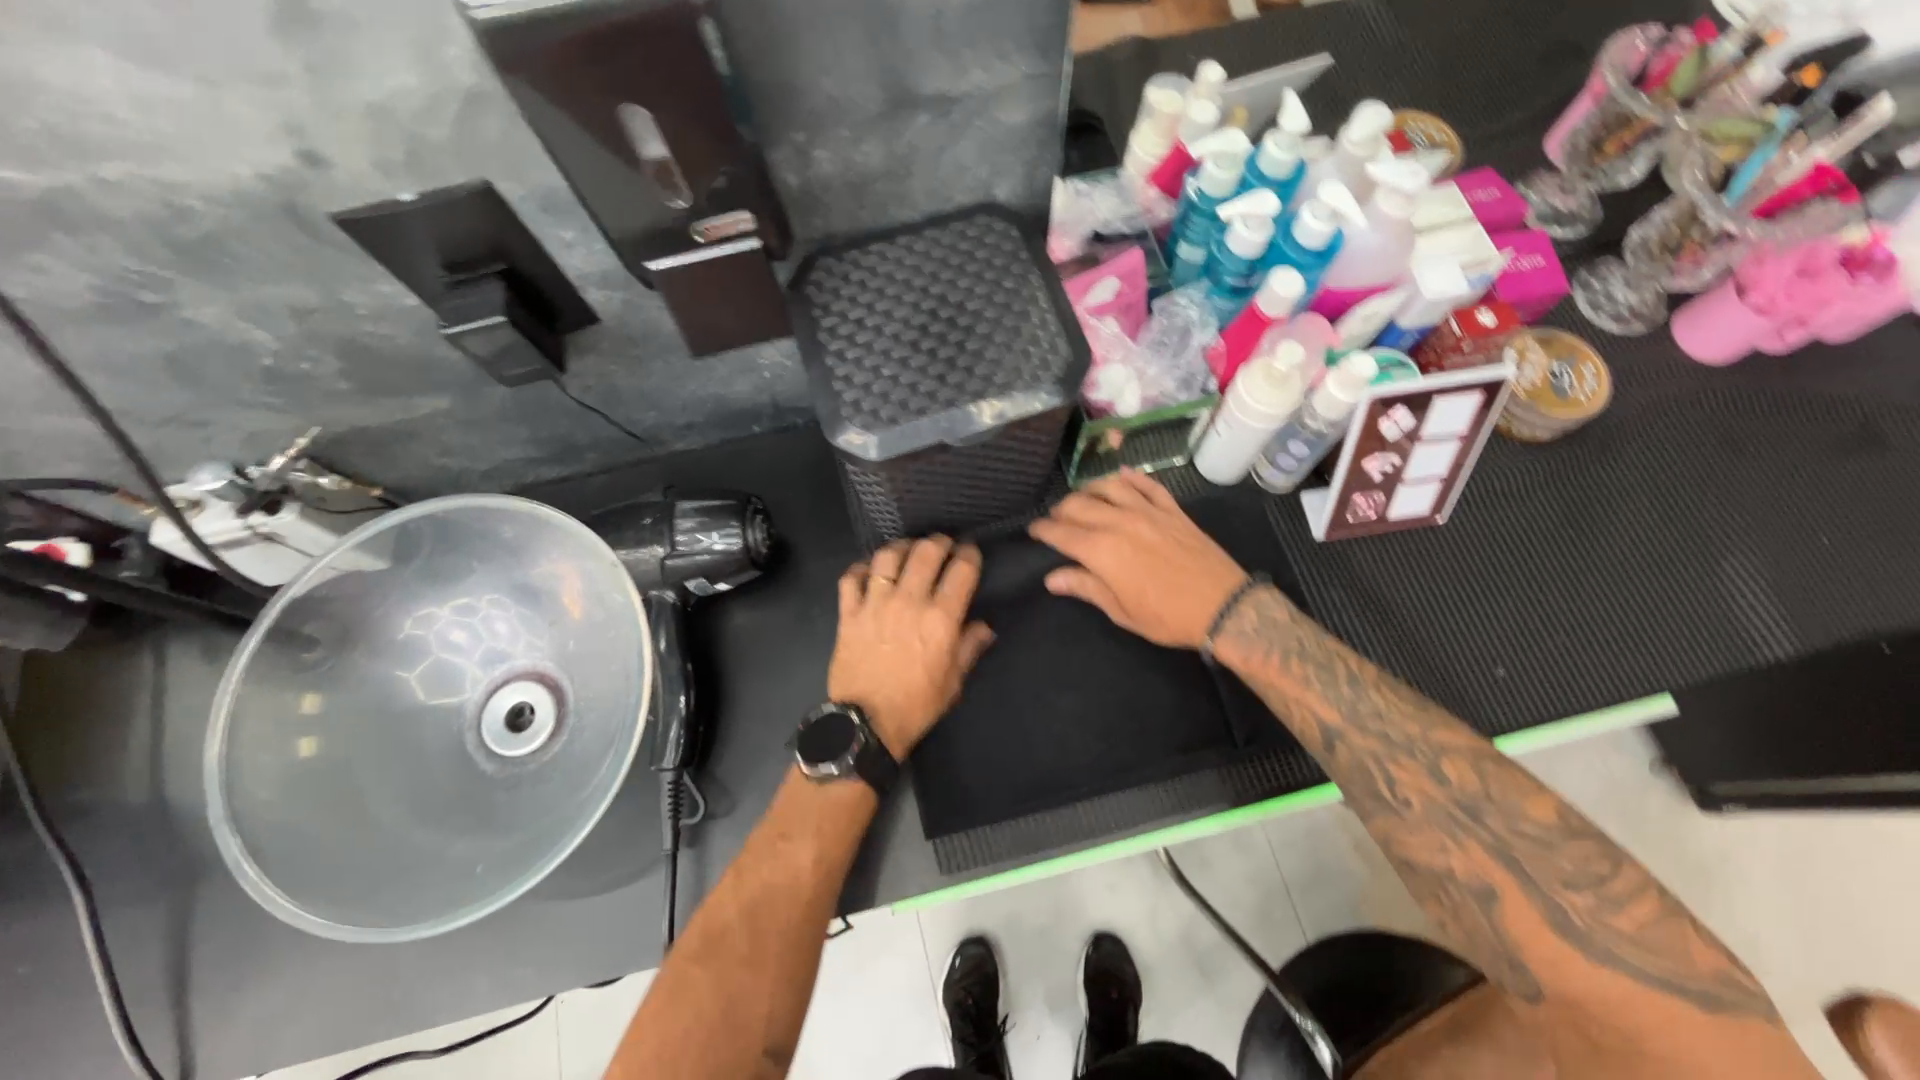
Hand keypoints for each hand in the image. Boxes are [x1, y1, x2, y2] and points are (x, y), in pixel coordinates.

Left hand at [828, 536, 995, 758]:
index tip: (970, 553)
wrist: (866, 725)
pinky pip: (851, 577)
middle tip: (942, 546)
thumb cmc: (916, 706)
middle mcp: (909, 602)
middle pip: (926, 552)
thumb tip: (984, 626)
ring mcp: (874, 604)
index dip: (970, 555)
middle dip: (939, 543)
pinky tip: (870, 571)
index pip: (961, 570)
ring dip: (902, 548)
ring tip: (907, 551)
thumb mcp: (954, 682)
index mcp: (941, 619)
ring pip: (888, 556)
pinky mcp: (848, 613)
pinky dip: (861, 568)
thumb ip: (969, 647)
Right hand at [1028, 468, 1247, 649]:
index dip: (1043, 530)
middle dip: (1061, 510)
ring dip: (1089, 489)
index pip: (1061, 533)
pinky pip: (1147, 485)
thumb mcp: (1120, 611)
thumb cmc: (1166, 616)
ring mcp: (1148, 512)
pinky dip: (1131, 477)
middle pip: (1079, 505)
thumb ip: (1085, 588)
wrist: (1222, 606)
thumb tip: (1052, 578)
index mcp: (1101, 550)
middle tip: (1055, 518)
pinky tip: (1122, 475)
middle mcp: (1120, 522)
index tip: (1033, 530)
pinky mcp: (1173, 510)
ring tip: (1082, 497)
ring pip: (1109, 487)